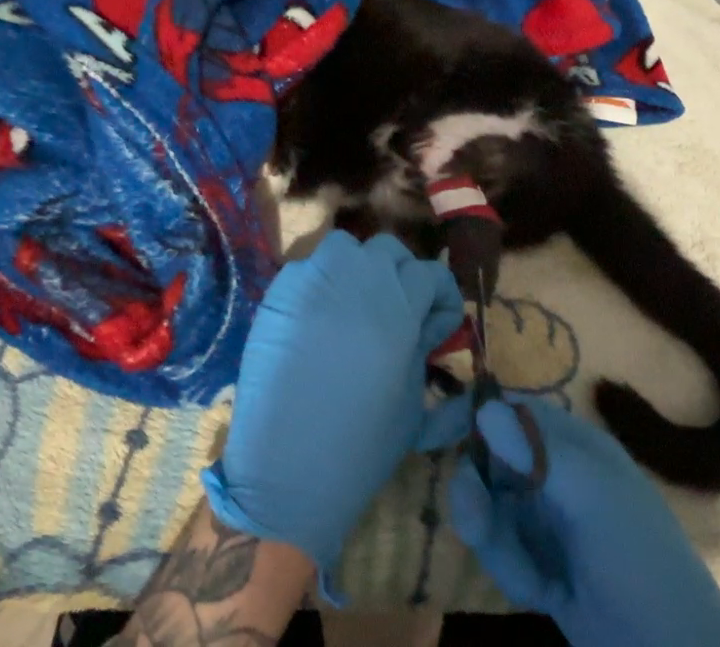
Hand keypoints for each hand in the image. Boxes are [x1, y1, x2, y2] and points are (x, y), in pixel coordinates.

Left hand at [203, 230, 462, 592]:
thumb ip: (423, 345)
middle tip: (399, 311)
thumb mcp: (412, 398)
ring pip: (344, 248)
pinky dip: (320, 283)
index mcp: (399, 308)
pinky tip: (319, 320)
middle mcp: (357, 281)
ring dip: (358, 268)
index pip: (432, 274)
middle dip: (402, 274)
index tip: (438, 326)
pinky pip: (307, 269)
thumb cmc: (361, 445)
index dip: (442, 299)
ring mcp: (312, 283)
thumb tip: (429, 321)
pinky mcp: (277, 295)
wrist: (286, 471)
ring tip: (357, 306)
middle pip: (389, 250)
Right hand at [440, 398, 719, 646]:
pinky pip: (503, 553)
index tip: (430, 434)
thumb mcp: (595, 499)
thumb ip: (539, 453)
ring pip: (491, 512)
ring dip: (500, 547)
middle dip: (478, 496)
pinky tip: (545, 595)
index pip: (513, 413)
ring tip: (532, 581)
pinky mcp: (542, 563)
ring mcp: (549, 522)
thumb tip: (487, 407)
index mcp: (576, 447)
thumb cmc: (638, 561)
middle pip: (490, 463)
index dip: (472, 416)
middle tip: (475, 526)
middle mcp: (558, 476)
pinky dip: (514, 574)